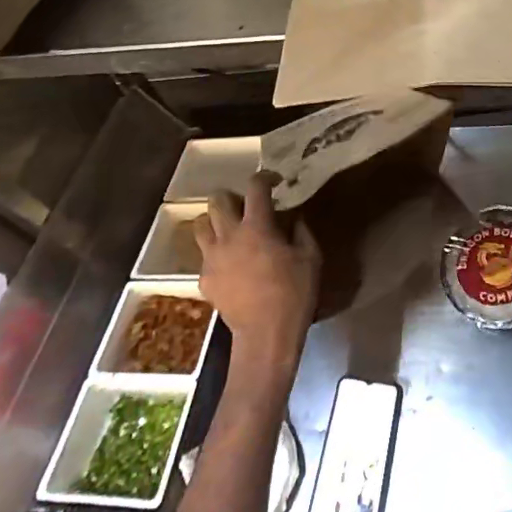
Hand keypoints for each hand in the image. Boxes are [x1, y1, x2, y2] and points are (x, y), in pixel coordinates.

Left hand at [195, 172, 320, 371]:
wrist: (265, 334)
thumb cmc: (293, 293)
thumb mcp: (311, 259)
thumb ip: (302, 231)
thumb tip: (295, 217)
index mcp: (257, 226)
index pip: (255, 187)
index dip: (264, 177)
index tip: (273, 181)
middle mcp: (229, 235)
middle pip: (217, 199)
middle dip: (231, 196)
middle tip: (245, 206)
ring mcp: (211, 257)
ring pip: (200, 224)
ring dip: (214, 220)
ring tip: (229, 229)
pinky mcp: (204, 278)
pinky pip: (204, 256)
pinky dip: (215, 253)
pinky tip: (230, 265)